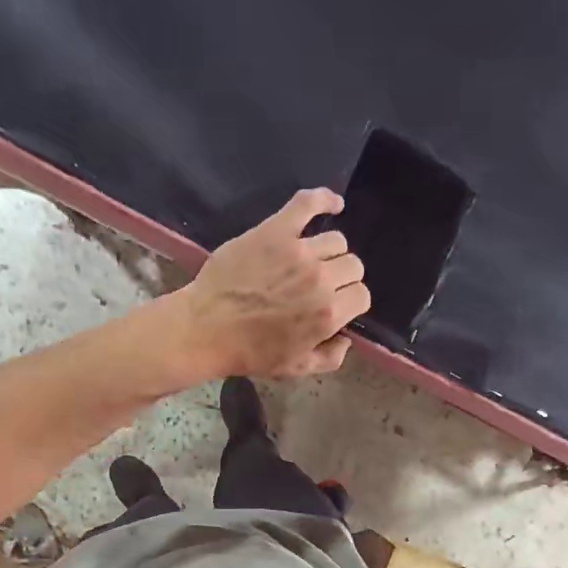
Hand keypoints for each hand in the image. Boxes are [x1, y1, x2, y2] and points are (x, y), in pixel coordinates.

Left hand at [170, 188, 370, 378]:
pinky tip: (334, 203)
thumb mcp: (295, 368)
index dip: (350, 302)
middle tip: (318, 286)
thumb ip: (330, 358)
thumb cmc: (249, 352)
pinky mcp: (275, 230)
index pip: (361, 295)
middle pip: (352, 266)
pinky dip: (325, 199)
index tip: (335, 304)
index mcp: (329, 313)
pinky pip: (308, 204)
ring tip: (310, 261)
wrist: (205, 329)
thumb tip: (346, 340)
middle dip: (342, 278)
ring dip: (329, 252)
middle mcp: (320, 278)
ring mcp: (299, 250)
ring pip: (336, 240)